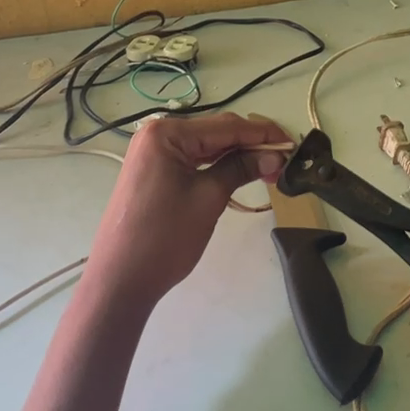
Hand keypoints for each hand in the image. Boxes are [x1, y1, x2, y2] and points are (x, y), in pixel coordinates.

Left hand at [84, 112, 290, 301]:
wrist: (117, 284)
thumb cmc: (163, 238)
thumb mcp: (209, 199)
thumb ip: (242, 168)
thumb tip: (275, 156)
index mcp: (166, 133)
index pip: (226, 126)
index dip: (262, 135)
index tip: (292, 143)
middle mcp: (156, 134)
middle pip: (216, 132)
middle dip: (251, 144)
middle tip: (284, 158)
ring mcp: (152, 154)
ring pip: (206, 146)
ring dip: (237, 154)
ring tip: (269, 167)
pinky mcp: (152, 172)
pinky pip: (192, 159)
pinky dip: (217, 164)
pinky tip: (239, 171)